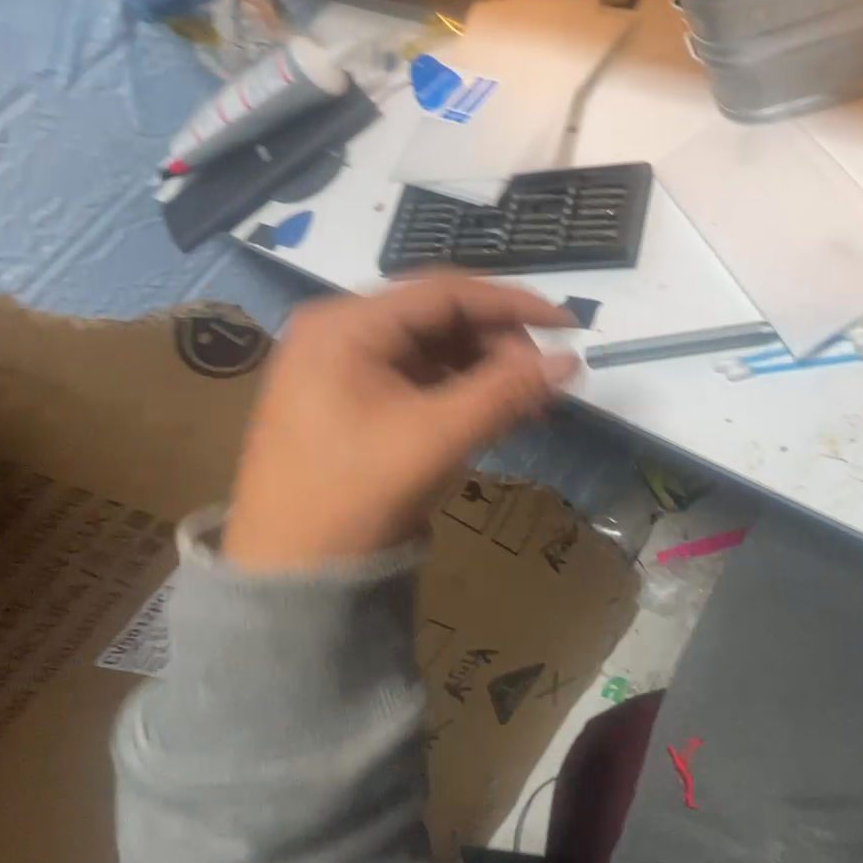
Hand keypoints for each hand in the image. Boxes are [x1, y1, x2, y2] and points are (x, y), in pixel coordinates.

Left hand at [222, 273, 576, 570]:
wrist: (291, 570)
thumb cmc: (354, 492)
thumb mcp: (437, 436)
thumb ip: (507, 391)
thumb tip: (570, 360)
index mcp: (346, 325)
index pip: (446, 292)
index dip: (513, 304)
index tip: (568, 325)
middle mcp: (342, 331)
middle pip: (442, 317)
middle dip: (501, 346)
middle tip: (544, 382)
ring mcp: (345, 365)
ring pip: (437, 347)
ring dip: (488, 370)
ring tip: (529, 404)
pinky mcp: (355, 397)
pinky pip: (423, 376)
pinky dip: (465, 390)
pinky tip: (497, 414)